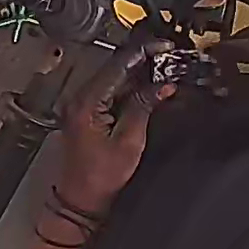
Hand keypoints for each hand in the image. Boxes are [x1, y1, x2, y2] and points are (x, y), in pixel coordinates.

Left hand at [54, 39, 175, 215]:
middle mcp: (80, 98)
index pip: (117, 65)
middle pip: (114, 68)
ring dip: (138, 73)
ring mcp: (81, 105)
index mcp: (86, 102)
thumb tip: (162, 84)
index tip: (163, 48)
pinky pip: (110, 90)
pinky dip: (129, 86)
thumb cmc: (100, 178)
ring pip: (113, 78)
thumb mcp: (129, 141)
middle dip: (143, 60)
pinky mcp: (87, 113)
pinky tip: (147, 87)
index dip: (143, 53)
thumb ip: (143, 106)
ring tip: (162, 71)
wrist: (81, 201)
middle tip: (168, 58)